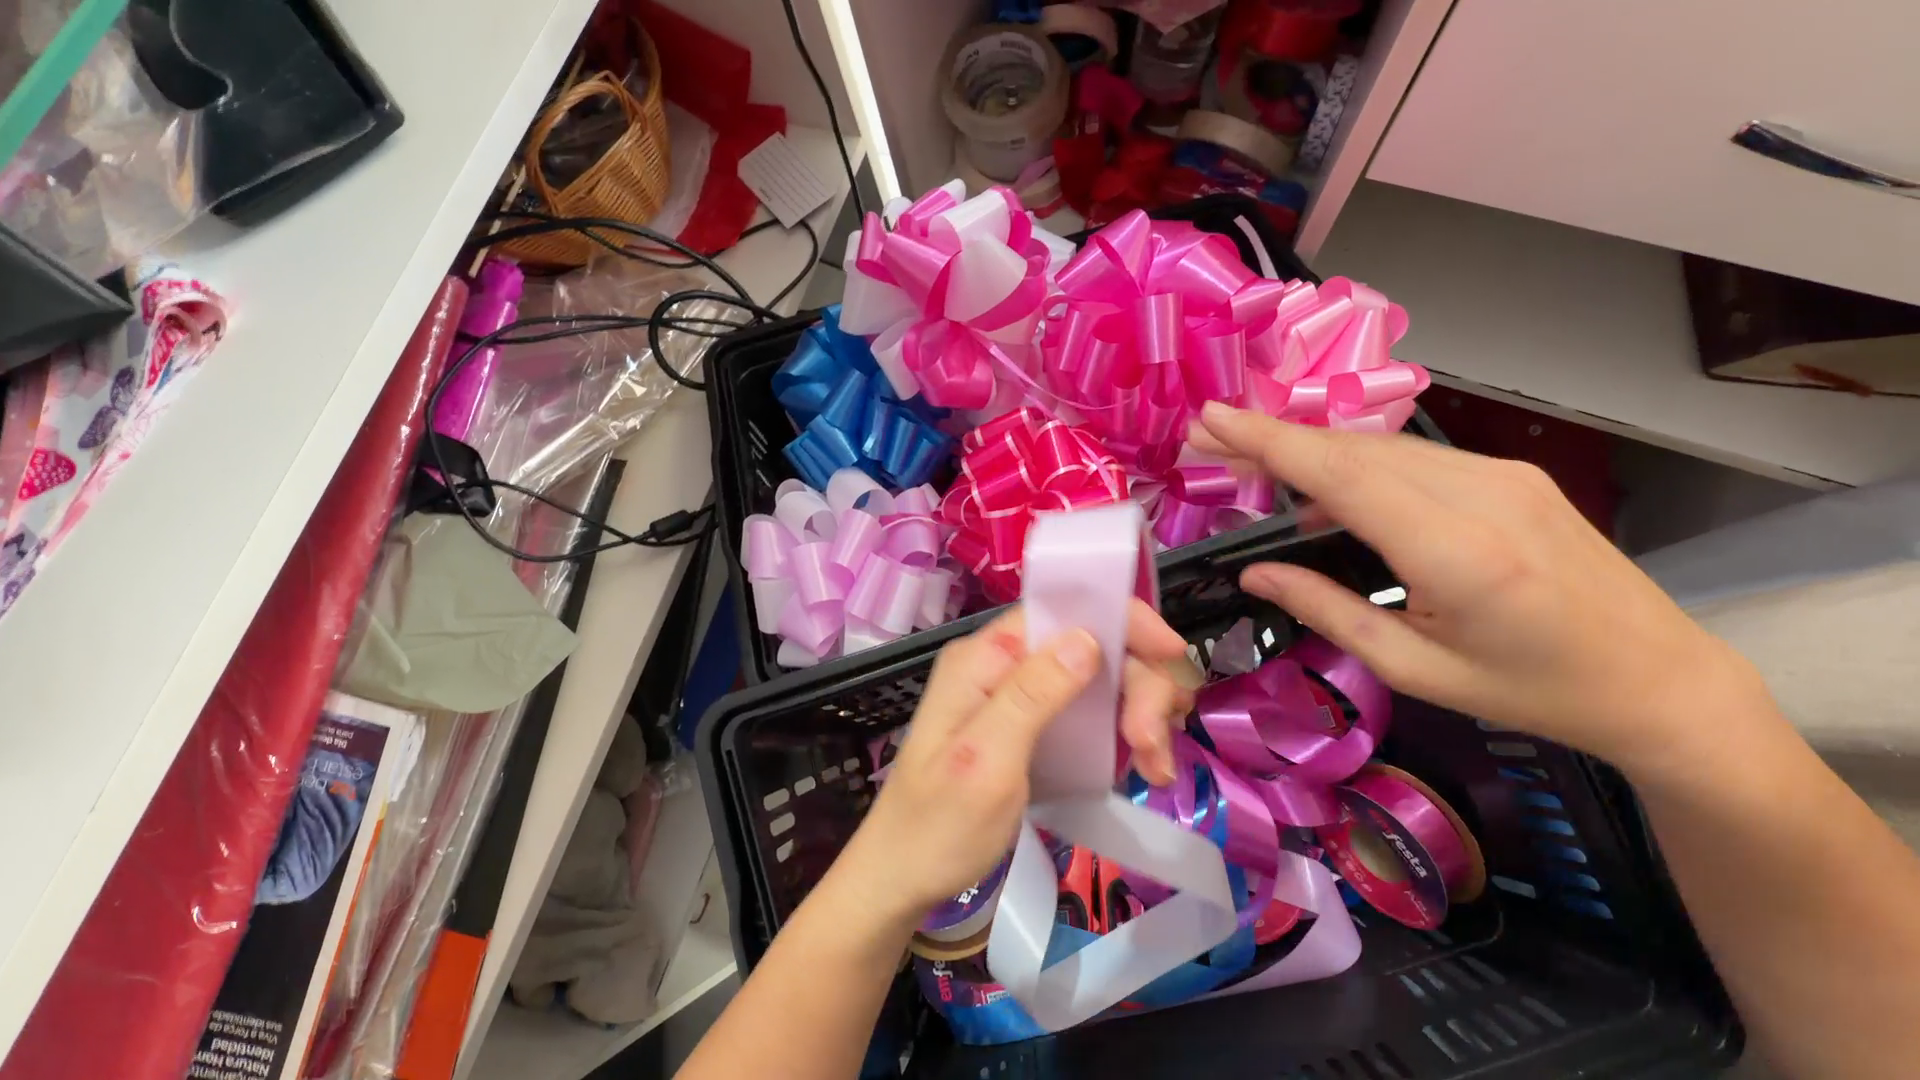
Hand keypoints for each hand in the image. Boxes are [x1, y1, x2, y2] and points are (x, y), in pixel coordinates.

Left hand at [834, 601, 1191, 925]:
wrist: (903, 878)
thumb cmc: (939, 827)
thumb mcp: (987, 761)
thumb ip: (1032, 694)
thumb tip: (1088, 637)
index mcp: (985, 658)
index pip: (1064, 609)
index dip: (1123, 621)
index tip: (1172, 656)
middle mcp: (1002, 665)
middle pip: (1092, 646)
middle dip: (1137, 687)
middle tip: (1153, 748)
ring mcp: (1017, 697)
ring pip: (1100, 680)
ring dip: (1138, 715)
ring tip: (1155, 767)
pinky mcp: (1032, 729)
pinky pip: (1090, 713)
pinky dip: (1124, 735)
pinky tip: (1141, 767)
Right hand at [1191, 402, 1765, 774]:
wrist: (1657, 678)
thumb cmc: (1531, 690)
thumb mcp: (1416, 669)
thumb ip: (1329, 612)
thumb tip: (1256, 575)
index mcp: (1457, 553)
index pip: (1342, 476)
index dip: (1269, 441)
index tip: (1211, 418)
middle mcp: (1482, 494)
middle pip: (1354, 450)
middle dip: (1276, 437)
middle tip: (1211, 438)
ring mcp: (1504, 476)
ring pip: (1382, 447)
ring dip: (1313, 449)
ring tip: (1255, 460)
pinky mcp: (1513, 475)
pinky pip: (1416, 458)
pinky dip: (1358, 463)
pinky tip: (1326, 485)